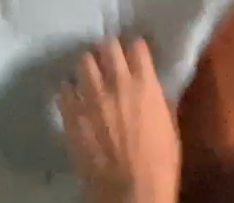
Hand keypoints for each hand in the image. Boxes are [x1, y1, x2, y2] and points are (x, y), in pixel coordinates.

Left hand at [56, 37, 180, 202]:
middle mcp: (117, 83)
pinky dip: (67, 90)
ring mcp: (92, 99)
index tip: (134, 52)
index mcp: (145, 83)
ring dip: (87, 66)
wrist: (131, 194)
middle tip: (108, 55)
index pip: (137, 46)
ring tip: (88, 73)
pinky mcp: (72, 117)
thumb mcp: (170, 127)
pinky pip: (63, 91)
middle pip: (108, 45)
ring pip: (83, 62)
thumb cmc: (159, 163)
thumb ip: (161, 102)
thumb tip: (156, 91)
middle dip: (108, 48)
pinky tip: (70, 95)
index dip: (135, 48)